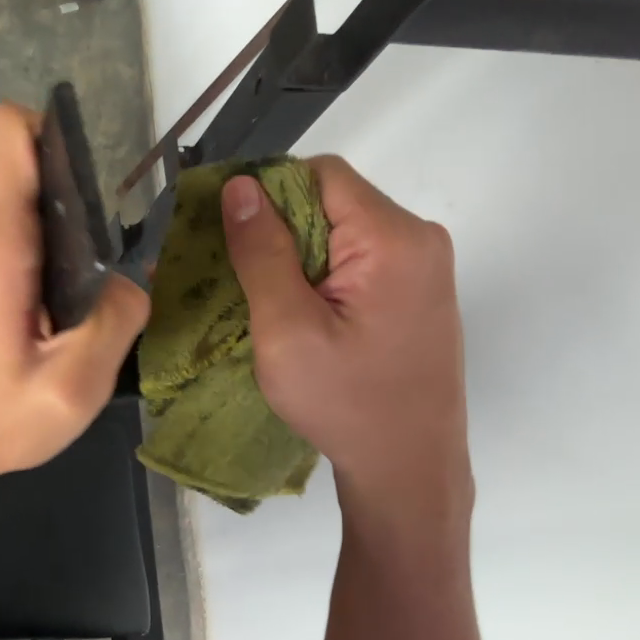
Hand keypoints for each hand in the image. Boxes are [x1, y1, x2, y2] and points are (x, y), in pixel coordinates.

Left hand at [0, 103, 148, 523]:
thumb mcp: (75, 386)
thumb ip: (118, 318)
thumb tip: (134, 277)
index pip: (9, 130)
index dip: (53, 135)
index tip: (87, 192)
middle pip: (24, 177)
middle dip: (68, 216)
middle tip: (85, 290)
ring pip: (14, 213)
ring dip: (49, 250)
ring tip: (59, 316)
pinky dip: (24, 266)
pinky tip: (33, 324)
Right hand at [221, 156, 469, 512]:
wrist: (406, 464)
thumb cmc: (343, 401)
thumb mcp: (286, 330)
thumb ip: (262, 254)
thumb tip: (239, 188)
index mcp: (391, 239)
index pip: (320, 175)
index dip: (265, 192)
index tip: (221, 234)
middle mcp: (416, 238)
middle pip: (330, 202)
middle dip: (271, 229)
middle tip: (224, 273)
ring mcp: (418, 267)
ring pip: (337, 234)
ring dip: (288, 257)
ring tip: (247, 298)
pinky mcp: (410, 294)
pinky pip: (353, 263)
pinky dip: (312, 277)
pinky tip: (284, 312)